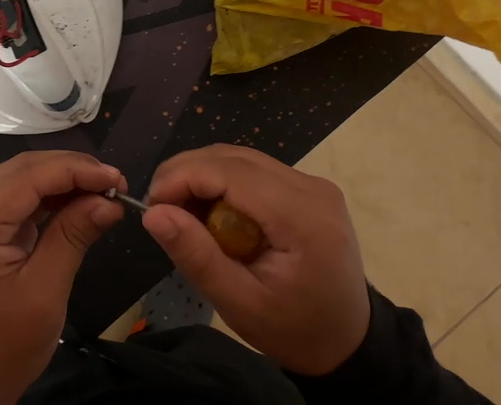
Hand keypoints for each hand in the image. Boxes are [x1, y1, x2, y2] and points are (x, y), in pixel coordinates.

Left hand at [0, 151, 125, 404]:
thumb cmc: (6, 345)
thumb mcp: (45, 292)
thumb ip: (73, 237)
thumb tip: (108, 201)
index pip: (29, 175)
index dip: (75, 169)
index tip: (116, 178)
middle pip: (23, 171)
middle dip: (71, 170)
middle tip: (115, 184)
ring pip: (20, 180)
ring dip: (61, 180)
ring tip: (102, 191)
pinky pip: (15, 199)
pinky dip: (47, 197)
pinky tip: (76, 203)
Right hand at [142, 144, 370, 376]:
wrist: (348, 342)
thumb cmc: (294, 330)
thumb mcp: (240, 305)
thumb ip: (197, 257)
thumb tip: (153, 213)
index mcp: (303, 219)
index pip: (230, 172)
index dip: (183, 177)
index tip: (151, 205)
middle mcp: (311, 188)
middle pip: (233, 158)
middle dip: (187, 174)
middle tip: (160, 209)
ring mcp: (312, 184)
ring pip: (240, 158)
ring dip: (202, 176)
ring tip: (182, 212)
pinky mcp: (308, 187)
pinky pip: (253, 169)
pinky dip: (222, 182)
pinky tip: (210, 211)